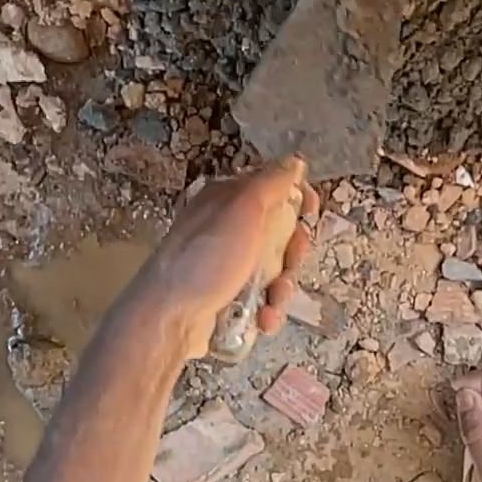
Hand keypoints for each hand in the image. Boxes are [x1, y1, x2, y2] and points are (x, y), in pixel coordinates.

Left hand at [131, 158, 318, 359]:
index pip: (272, 188)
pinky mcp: (227, 301)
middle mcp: (227, 231)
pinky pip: (261, 303)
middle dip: (293, 253)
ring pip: (274, 273)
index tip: (312, 212)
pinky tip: (263, 320)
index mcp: (227, 200)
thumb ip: (271, 182)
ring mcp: (226, 268)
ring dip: (282, 288)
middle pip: (280, 234)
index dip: (297, 198)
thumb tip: (295, 161)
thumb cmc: (207, 257)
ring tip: (273, 300)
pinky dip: (268, 312)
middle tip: (290, 263)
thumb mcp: (242, 208)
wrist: (169, 317)